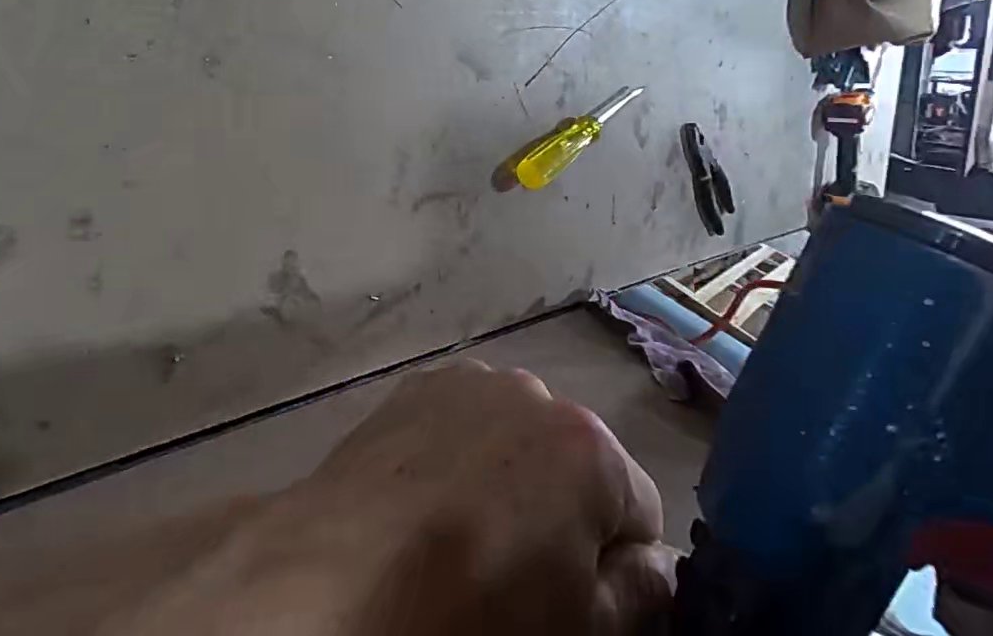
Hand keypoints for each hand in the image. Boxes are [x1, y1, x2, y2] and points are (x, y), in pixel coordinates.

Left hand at [102, 360, 675, 635]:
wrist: (337, 578)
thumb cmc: (472, 609)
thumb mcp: (580, 628)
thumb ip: (641, 593)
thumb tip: (655, 566)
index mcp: (588, 446)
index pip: (638, 507)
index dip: (619, 560)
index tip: (582, 593)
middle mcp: (534, 393)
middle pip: (573, 461)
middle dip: (560, 508)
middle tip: (515, 565)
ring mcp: (470, 381)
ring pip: (516, 435)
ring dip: (508, 473)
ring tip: (464, 527)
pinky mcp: (418, 387)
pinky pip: (464, 421)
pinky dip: (460, 452)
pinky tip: (426, 496)